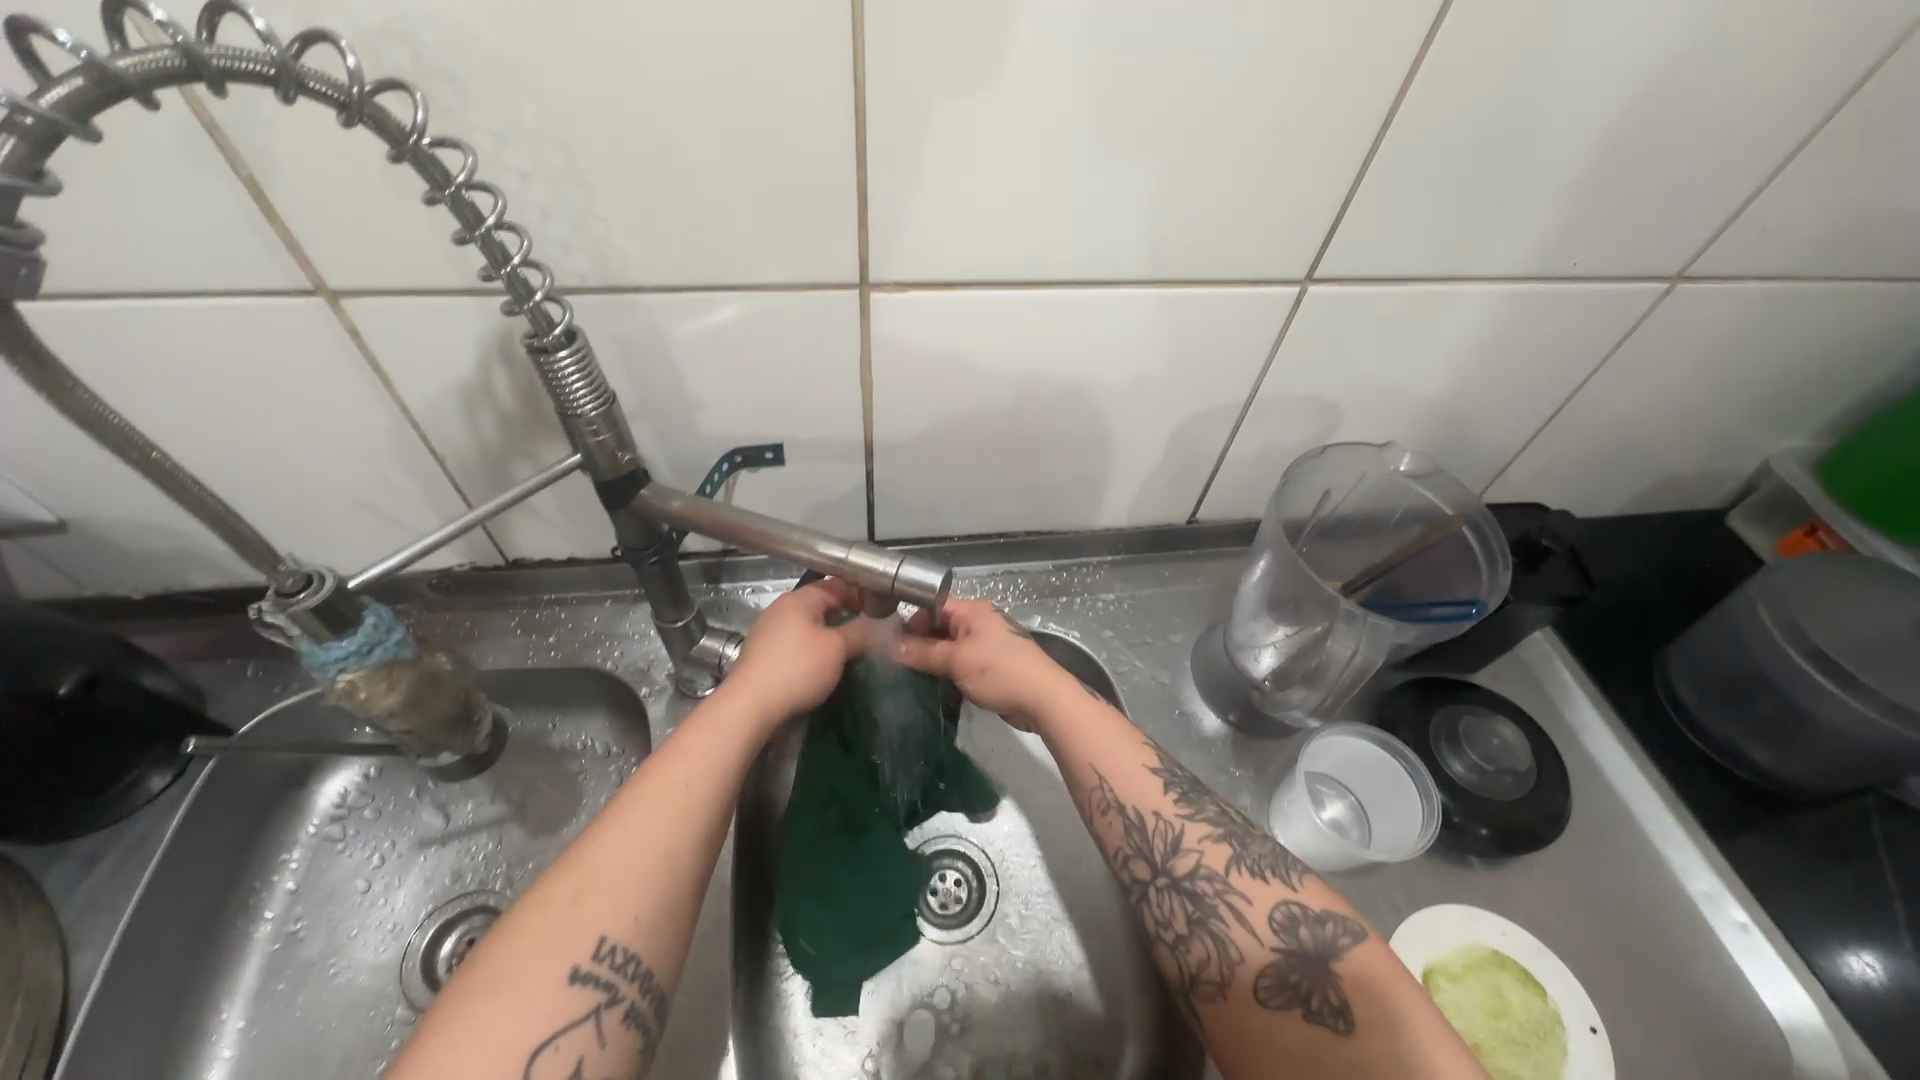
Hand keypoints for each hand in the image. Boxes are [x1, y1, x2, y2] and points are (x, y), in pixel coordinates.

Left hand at [722, 578, 867, 725]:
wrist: (751, 706)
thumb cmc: (798, 669)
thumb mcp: (837, 648)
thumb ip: (859, 632)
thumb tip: (877, 624)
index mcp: (799, 599)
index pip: (836, 585)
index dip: (860, 594)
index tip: (881, 610)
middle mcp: (781, 610)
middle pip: (821, 605)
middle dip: (846, 616)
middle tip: (871, 631)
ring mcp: (770, 632)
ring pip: (809, 626)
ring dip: (830, 635)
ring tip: (852, 650)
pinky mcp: (765, 655)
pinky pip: (797, 644)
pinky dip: (814, 650)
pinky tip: (825, 665)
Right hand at [889, 598, 1077, 731]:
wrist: (1043, 699)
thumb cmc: (1000, 671)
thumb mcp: (957, 660)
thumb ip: (923, 653)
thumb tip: (892, 646)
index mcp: (973, 612)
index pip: (934, 607)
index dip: (913, 622)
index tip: (893, 643)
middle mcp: (979, 624)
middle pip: (941, 628)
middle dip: (920, 644)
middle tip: (897, 664)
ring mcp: (986, 647)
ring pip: (950, 649)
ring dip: (933, 662)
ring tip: (909, 677)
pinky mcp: (990, 669)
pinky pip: (961, 666)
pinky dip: (948, 674)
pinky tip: (931, 687)